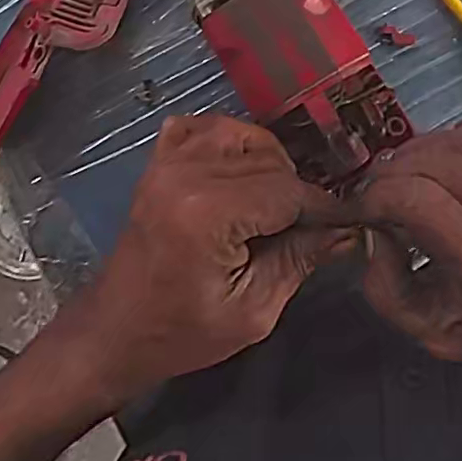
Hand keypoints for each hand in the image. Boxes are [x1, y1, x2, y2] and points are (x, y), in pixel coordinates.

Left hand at [52, 114, 346, 404]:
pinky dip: (229, 141)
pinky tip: (236, 170)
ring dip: (268, 162)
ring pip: (244, 134)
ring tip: (270, 203)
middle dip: (296, 191)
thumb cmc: (182, 333)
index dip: (321, 208)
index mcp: (206, 213)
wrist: (115, 331)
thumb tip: (346, 228)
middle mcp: (185, 172)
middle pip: (269, 160)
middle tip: (301, 229)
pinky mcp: (158, 161)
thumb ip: (300, 259)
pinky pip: (204, 127)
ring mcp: (168, 161)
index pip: (287, 191)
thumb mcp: (253, 311)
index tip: (343, 223)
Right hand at [358, 112, 461, 384]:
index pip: (422, 202)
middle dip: (400, 166)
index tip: (368, 200)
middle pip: (445, 163)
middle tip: (385, 179)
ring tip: (421, 164)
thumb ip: (387, 286)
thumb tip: (373, 225)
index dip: (380, 193)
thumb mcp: (441, 335)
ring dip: (434, 146)